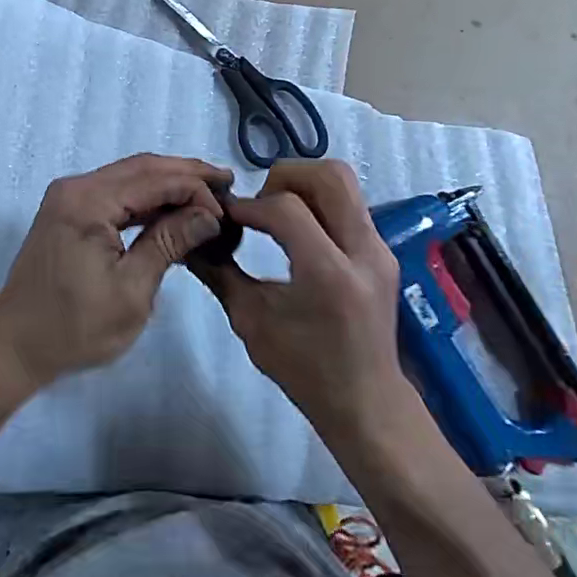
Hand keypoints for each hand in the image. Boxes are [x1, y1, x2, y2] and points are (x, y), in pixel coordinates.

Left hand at [0, 154, 231, 387]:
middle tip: (227, 182)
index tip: (226, 210)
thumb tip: (210, 214)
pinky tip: (172, 207)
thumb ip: (170, 243)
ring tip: (208, 191)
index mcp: (88, 202)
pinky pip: (116, 191)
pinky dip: (147, 196)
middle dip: (187, 173)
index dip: (195, 189)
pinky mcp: (68, 211)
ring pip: (131, 176)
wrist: (12, 351)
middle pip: (143, 167)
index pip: (155, 180)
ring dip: (169, 182)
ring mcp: (69, 197)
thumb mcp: (132, 291)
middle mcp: (76, 187)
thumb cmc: (74, 328)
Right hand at [191, 160, 414, 440]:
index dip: (250, 205)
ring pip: (346, 183)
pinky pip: (350, 205)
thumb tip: (193, 240)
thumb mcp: (252, 323)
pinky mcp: (383, 250)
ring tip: (277, 212)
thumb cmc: (305, 370)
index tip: (228, 217)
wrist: (366, 400)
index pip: (287, 209)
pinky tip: (298, 230)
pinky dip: (320, 203)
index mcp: (329, 274)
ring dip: (305, 185)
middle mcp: (363, 251)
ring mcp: (380, 248)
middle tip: (260, 202)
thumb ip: (222, 275)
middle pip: (330, 176)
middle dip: (286, 176)